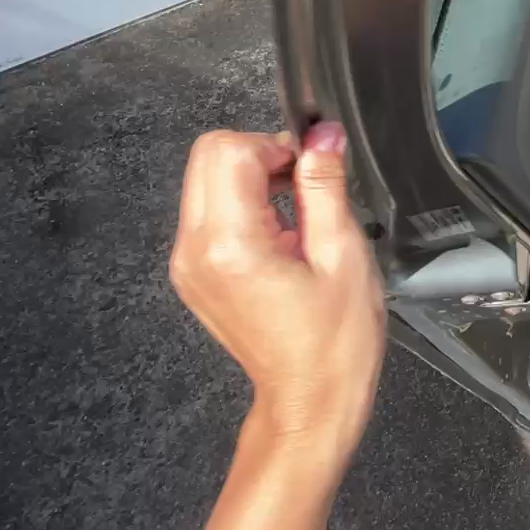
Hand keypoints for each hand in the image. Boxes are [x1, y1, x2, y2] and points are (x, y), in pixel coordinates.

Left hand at [171, 123, 385, 459]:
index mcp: (228, 245)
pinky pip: (211, 209)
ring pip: (207, 179)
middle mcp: (192, 250)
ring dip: (256, 177)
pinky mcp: (194, 272)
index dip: (278, 145)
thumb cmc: (338, 333)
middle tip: (310, 185)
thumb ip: (325, 186)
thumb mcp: (343, 251)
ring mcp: (186, 263)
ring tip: (303, 213)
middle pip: (208, 157)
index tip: (315, 169)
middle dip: (263, 154)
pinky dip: (247, 202)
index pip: (228, 150)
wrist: (311, 395)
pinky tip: (285, 232)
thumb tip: (324, 134)